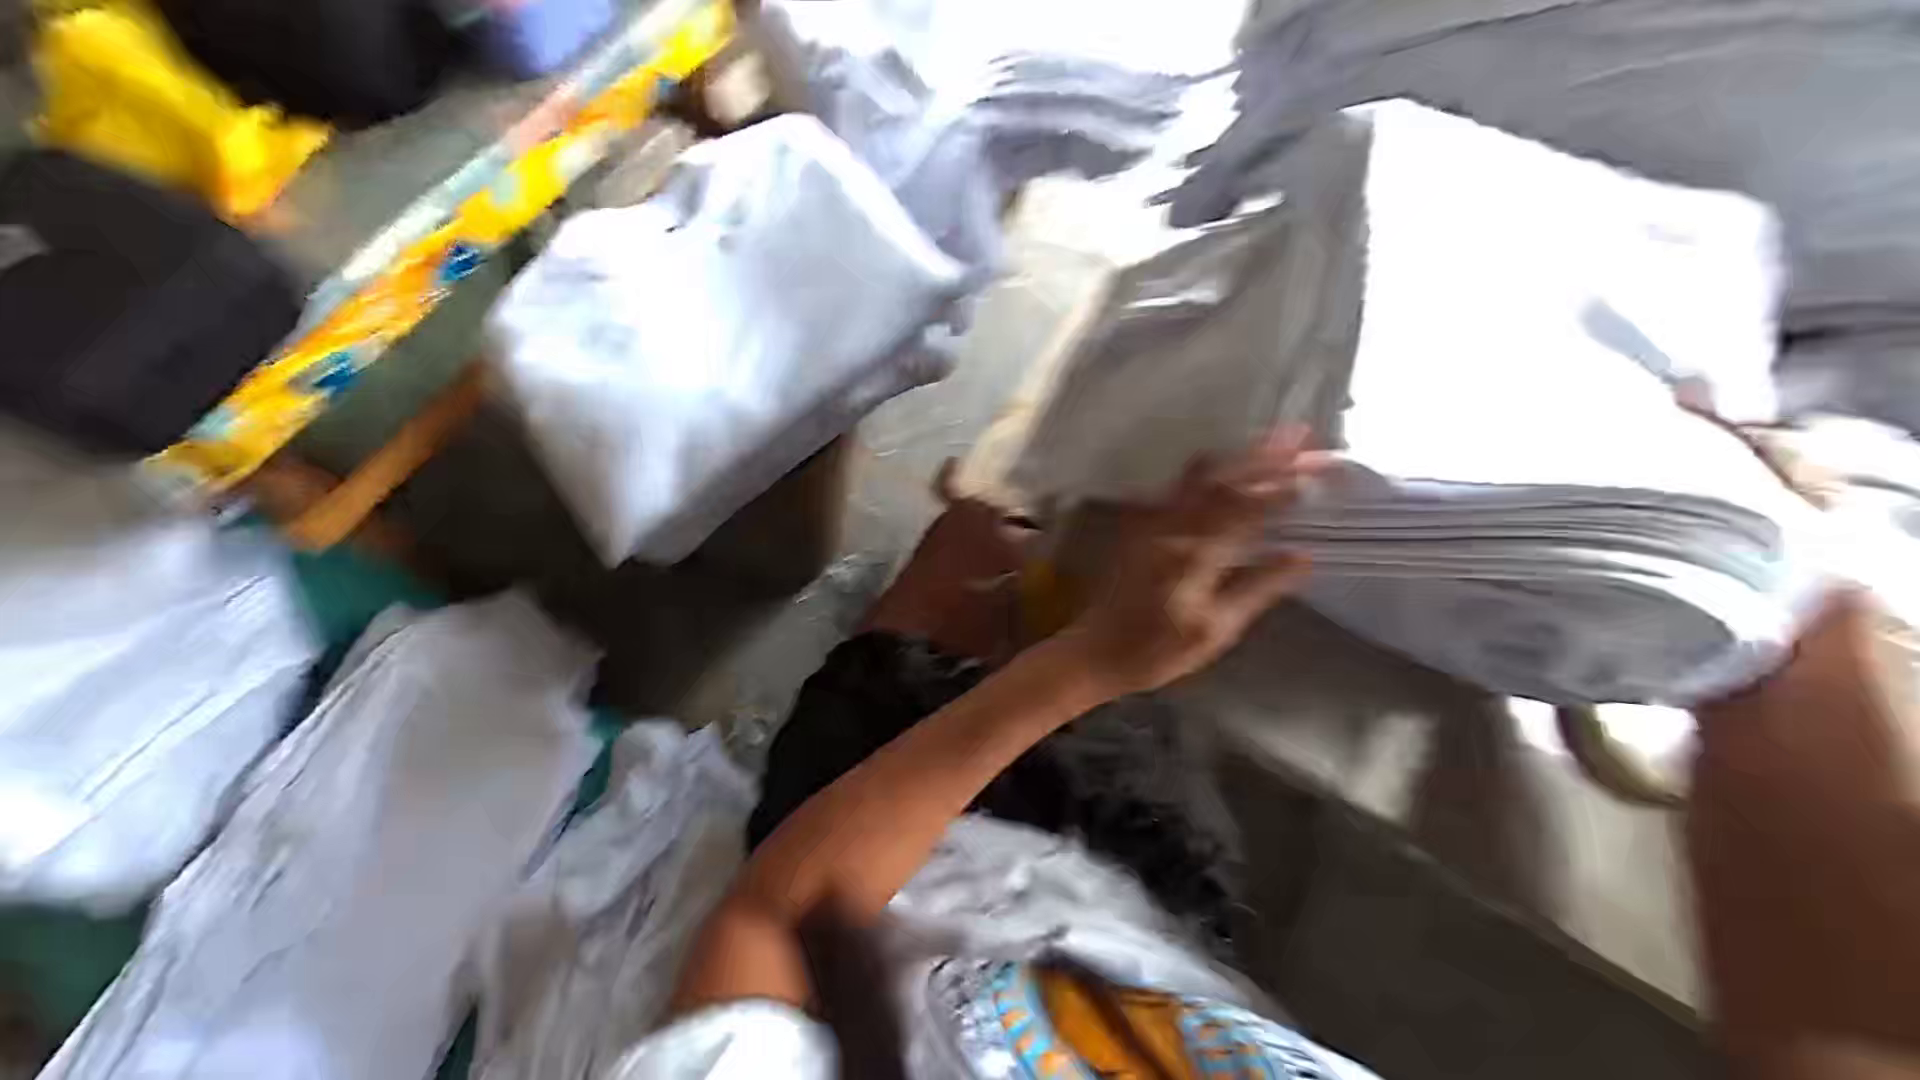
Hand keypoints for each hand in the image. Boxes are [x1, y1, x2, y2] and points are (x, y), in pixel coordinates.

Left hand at [1059, 430, 1318, 698]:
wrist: (1094, 651)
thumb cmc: (1157, 651)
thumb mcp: (1215, 630)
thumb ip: (1257, 589)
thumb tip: (1302, 556)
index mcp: (1192, 555)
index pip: (1244, 508)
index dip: (1281, 486)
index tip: (1317, 471)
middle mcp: (1168, 528)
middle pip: (1222, 479)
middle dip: (1264, 457)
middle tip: (1303, 438)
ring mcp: (1149, 523)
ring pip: (1197, 477)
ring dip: (1237, 458)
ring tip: (1273, 442)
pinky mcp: (1138, 527)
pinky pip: (1177, 488)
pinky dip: (1209, 473)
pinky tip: (1225, 469)